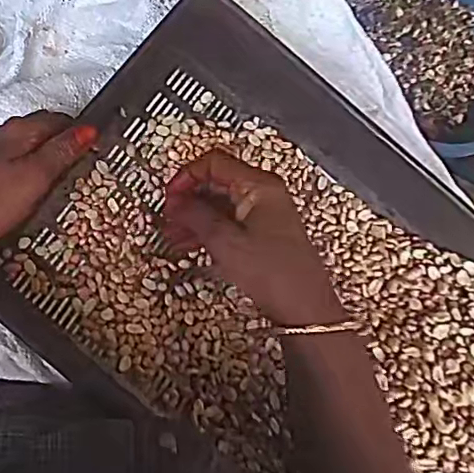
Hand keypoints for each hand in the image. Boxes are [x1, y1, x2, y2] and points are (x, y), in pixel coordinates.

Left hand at [0, 112, 97, 260]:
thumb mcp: (36, 175)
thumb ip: (62, 151)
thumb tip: (88, 129)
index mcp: (19, 130)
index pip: (59, 119)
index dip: (81, 131)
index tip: (100, 147)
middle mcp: (4, 137)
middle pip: (44, 132)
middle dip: (67, 143)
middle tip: (90, 164)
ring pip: (30, 150)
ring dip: (50, 159)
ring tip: (70, 180)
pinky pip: (18, 167)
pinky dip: (34, 173)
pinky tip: (39, 191)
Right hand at [160, 150, 346, 326]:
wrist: (305, 309)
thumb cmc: (274, 274)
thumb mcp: (225, 242)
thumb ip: (195, 215)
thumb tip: (175, 202)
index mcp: (259, 185)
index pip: (214, 162)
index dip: (186, 176)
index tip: (169, 196)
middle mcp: (264, 193)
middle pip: (216, 182)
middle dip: (188, 198)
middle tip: (168, 217)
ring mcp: (265, 213)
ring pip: (220, 204)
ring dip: (194, 217)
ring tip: (173, 235)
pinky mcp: (263, 233)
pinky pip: (229, 221)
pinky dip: (208, 230)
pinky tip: (191, 244)